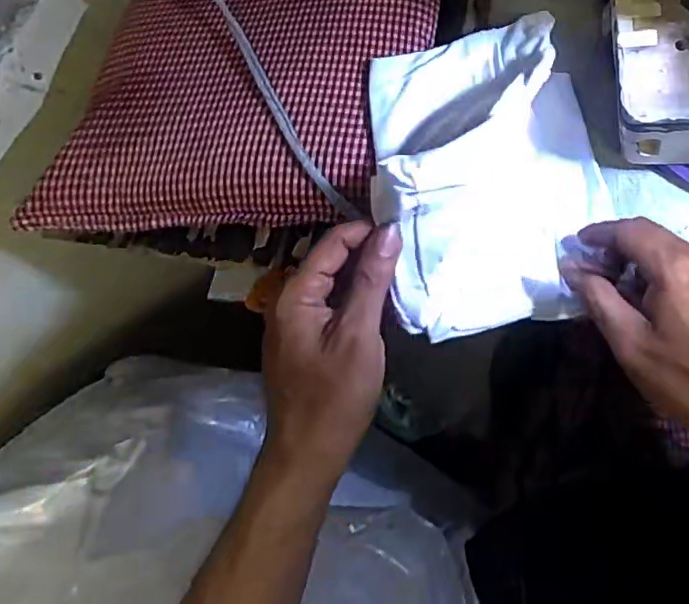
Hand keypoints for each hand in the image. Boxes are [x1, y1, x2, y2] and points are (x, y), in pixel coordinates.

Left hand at [261, 221, 400, 481]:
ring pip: (330, 279)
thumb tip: (388, 232)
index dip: (365, 231)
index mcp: (294, 295)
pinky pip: (328, 299)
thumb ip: (371, 280)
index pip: (331, 243)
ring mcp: (291, 320)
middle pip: (328, 258)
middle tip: (403, 248)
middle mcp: (285, 300)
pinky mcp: (302, 337)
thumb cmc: (334, 397)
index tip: (400, 233)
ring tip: (396, 267)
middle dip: (364, 248)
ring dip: (360, 270)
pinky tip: (377, 297)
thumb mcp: (358, 334)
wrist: (307, 456)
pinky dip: (352, 292)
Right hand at [563, 218, 688, 467]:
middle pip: (645, 231)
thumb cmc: (686, 381)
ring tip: (609, 281)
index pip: (628, 231)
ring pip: (662, 243)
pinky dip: (652, 264)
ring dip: (632, 253)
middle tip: (587, 266)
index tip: (573, 247)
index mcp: (674, 267)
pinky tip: (639, 292)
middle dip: (612, 242)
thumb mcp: (631, 344)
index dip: (597, 234)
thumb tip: (571, 268)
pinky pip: (677, 258)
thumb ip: (598, 298)